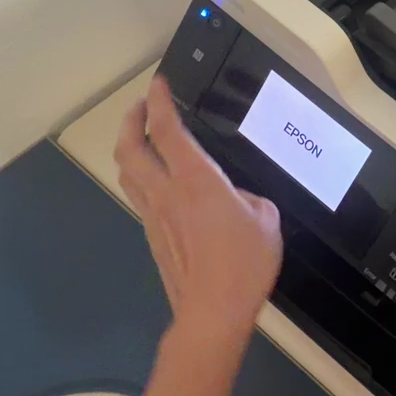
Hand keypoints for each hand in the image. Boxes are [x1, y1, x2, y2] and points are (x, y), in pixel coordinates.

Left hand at [114, 76, 283, 337]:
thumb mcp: (266, 217)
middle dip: (132, 121)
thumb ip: (248, 198)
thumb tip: (235, 199)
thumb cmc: (245, 262)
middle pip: (131, 149)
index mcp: (196, 181)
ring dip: (131, 148)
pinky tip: (164, 181)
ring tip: (145, 138)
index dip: (159, 103)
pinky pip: (141, 195)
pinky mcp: (153, 236)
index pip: (168, 132)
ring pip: (129, 172)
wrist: (212, 312)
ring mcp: (154, 216)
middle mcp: (166, 193)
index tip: (159, 84)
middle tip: (142, 105)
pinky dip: (145, 176)